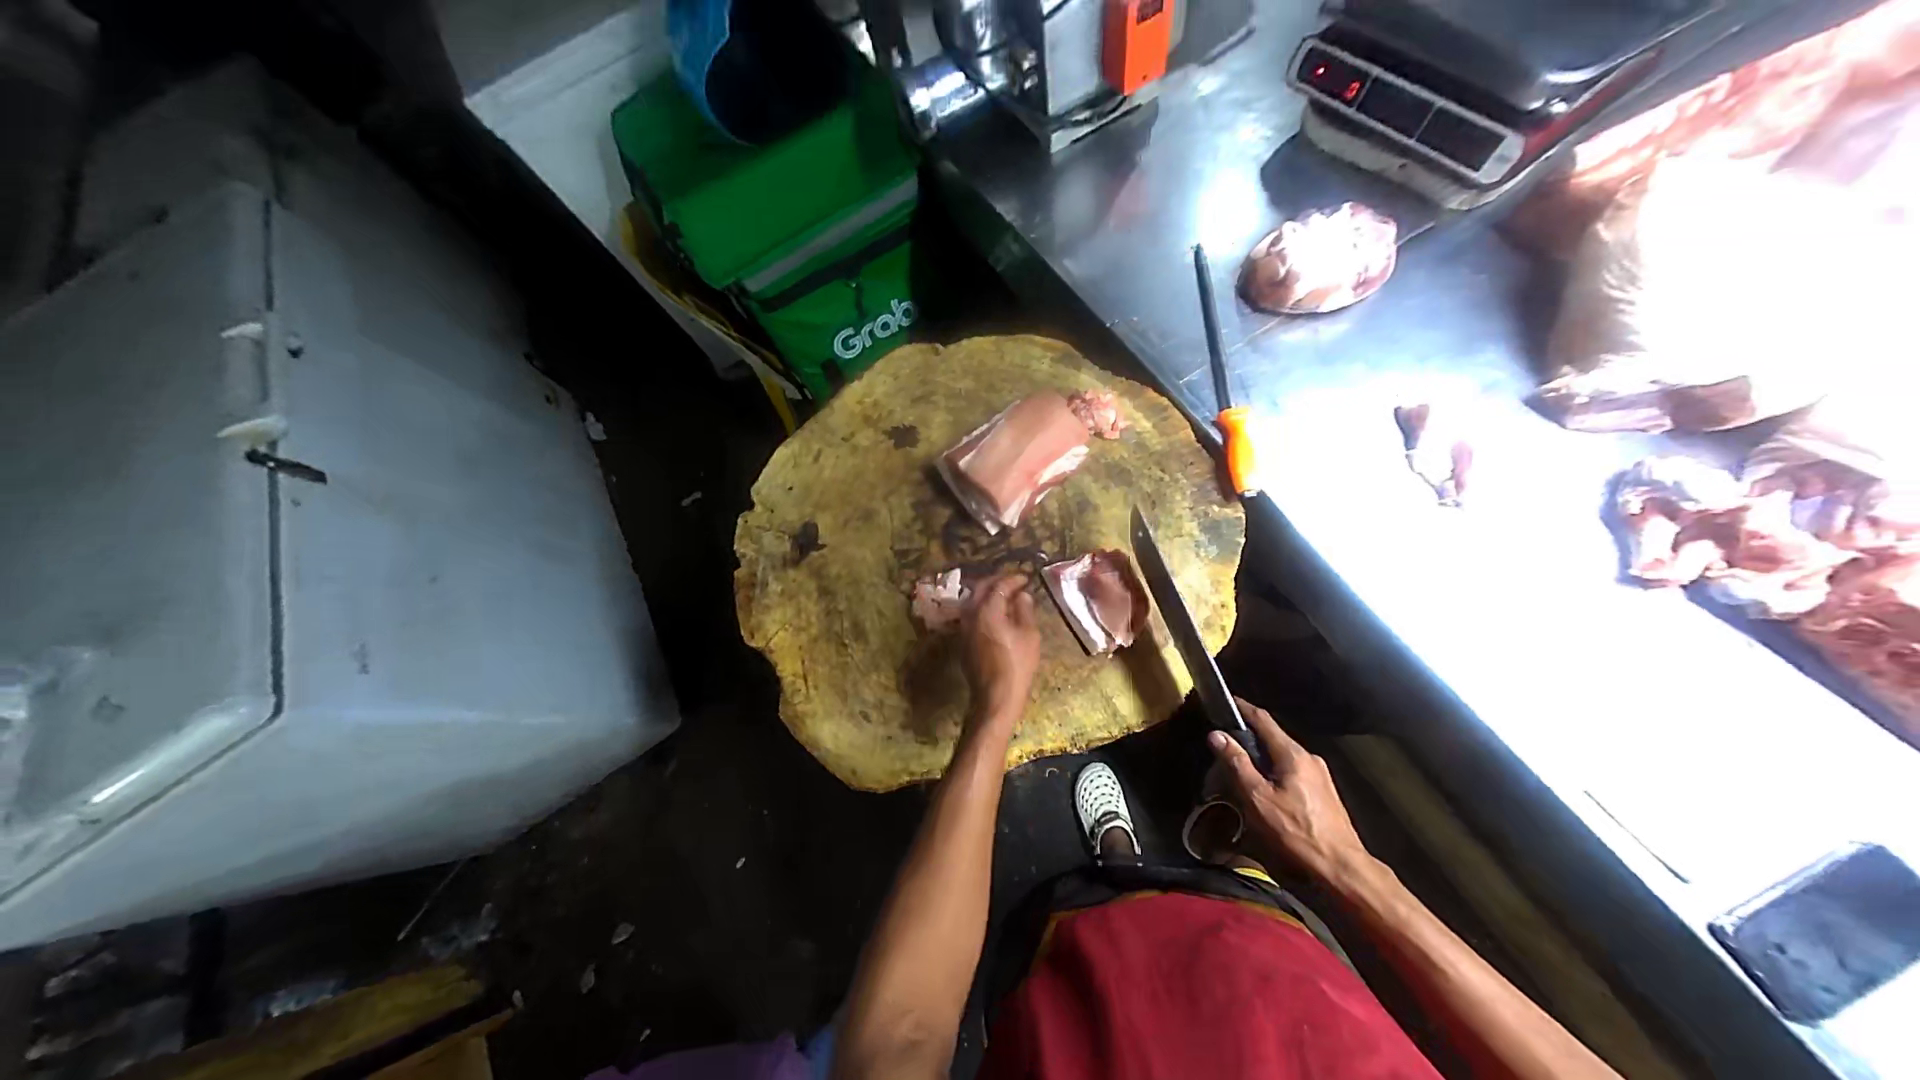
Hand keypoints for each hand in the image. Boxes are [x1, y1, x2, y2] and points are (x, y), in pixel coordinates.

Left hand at [963, 573, 1040, 733]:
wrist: (995, 695)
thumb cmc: (1017, 664)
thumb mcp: (1029, 635)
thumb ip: (1024, 610)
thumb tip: (1022, 595)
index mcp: (986, 610)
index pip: (998, 585)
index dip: (1013, 579)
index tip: (1026, 578)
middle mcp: (970, 615)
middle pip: (980, 589)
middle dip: (997, 582)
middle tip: (1014, 582)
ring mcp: (964, 628)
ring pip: (973, 601)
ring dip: (988, 594)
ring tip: (1006, 596)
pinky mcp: (964, 641)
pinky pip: (972, 615)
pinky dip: (984, 608)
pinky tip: (997, 614)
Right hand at [1208, 697, 1374, 889]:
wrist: (1341, 871)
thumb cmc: (1295, 833)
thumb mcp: (1257, 798)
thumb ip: (1236, 764)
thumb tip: (1217, 734)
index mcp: (1293, 754)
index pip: (1263, 719)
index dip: (1242, 708)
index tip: (1224, 702)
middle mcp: (1309, 759)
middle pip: (1273, 739)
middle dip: (1248, 739)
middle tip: (1224, 746)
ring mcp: (1320, 778)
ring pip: (1282, 759)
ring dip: (1260, 760)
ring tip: (1239, 773)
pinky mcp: (1324, 797)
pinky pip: (1292, 774)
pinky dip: (1273, 775)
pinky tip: (1262, 793)